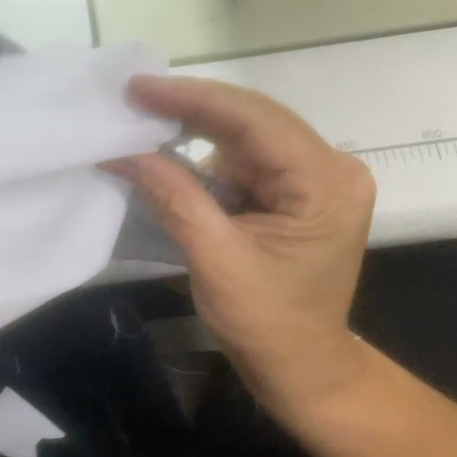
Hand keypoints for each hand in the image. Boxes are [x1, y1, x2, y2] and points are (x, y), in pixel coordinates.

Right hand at [110, 76, 375, 417]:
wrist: (300, 368)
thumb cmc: (266, 323)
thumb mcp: (214, 259)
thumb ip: (173, 196)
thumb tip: (124, 151)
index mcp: (325, 183)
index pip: (254, 121)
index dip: (193, 99)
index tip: (139, 88)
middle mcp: (331, 168)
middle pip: (254, 121)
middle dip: (191, 110)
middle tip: (133, 97)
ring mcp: (317, 179)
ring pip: (247, 137)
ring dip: (196, 132)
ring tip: (144, 123)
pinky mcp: (298, 194)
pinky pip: (248, 161)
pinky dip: (208, 158)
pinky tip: (172, 151)